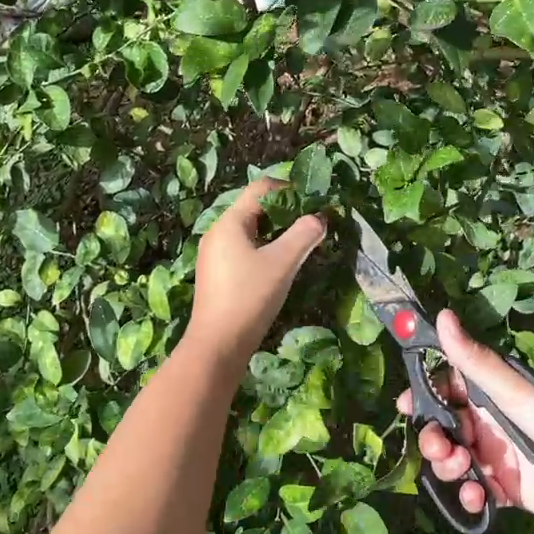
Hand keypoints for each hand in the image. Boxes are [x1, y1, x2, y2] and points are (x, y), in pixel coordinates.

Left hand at [187, 178, 325, 363]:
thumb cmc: (249, 297)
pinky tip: (277, 265)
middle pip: (253, 208)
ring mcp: (213, 254)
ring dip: (274, 231)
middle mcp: (216, 232)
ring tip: (299, 242)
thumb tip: (320, 217)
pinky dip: (262, 247)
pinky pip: (241, 248)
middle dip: (283, 211)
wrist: (217, 344)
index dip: (288, 189)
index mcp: (229, 222)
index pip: (260, 189)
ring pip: (248, 230)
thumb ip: (303, 235)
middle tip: (310, 222)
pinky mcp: (215, 273)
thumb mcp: (282, 263)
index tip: (313, 201)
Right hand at [400, 310, 533, 533]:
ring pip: (453, 458)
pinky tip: (477, 495)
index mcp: (489, 391)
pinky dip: (469, 493)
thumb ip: (472, 360)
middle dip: (432, 437)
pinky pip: (473, 489)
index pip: (444, 387)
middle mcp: (488, 420)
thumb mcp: (511, 390)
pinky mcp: (504, 488)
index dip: (422, 395)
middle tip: (438, 447)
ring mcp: (494, 455)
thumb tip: (440, 314)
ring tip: (461, 469)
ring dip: (447, 465)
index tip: (405, 405)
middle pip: (442, 426)